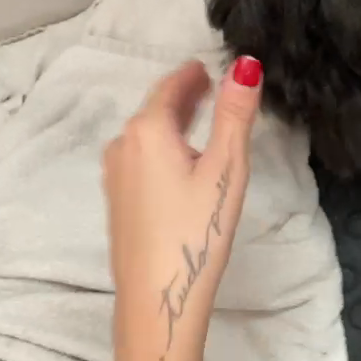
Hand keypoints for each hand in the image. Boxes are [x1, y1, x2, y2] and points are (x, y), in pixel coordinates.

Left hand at [104, 57, 262, 360]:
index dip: (191, 75)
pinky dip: (161, 146)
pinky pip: (139, 157)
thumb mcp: (226, 169)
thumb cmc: (196, 228)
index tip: (208, 67)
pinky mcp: (117, 201)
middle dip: (181, 95)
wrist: (156, 296)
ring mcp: (114, 175)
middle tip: (208, 88)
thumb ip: (235, 115)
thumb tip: (245, 64)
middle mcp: (123, 145)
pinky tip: (177, 163)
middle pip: (154, 109)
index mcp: (148, 130)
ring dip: (170, 122)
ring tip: (197, 121)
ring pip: (145, 135)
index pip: (170, 87)